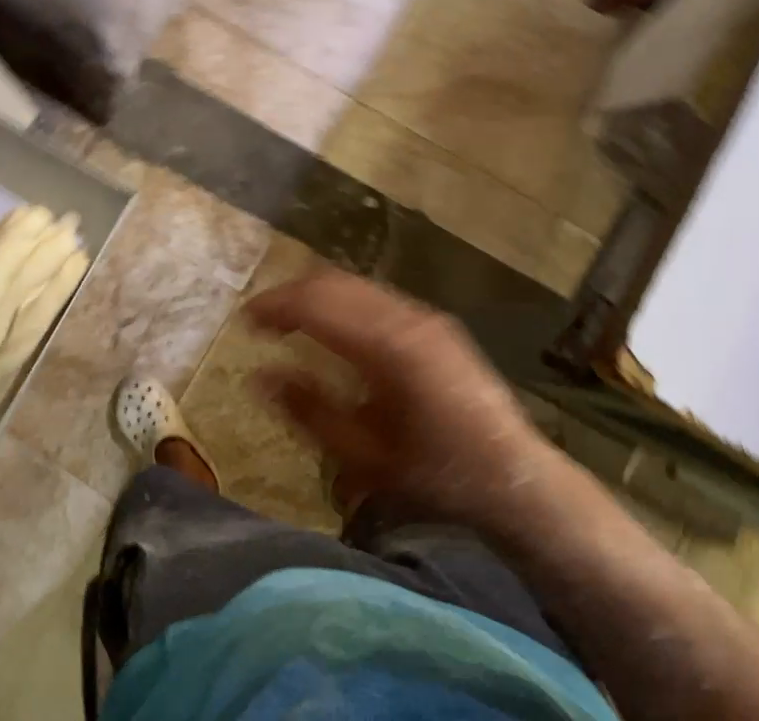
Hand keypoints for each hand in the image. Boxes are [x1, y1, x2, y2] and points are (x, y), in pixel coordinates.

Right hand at [246, 269, 553, 524]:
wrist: (515, 476)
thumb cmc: (436, 474)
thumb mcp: (363, 455)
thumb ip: (308, 412)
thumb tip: (259, 378)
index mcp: (388, 346)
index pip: (316, 303)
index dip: (274, 306)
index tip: (244, 321)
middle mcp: (407, 318)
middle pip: (334, 281)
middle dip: (291, 294)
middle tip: (261, 321)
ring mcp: (425, 317)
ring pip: (355, 284)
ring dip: (316, 296)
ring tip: (289, 323)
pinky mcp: (434, 324)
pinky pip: (375, 296)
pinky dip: (342, 302)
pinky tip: (332, 330)